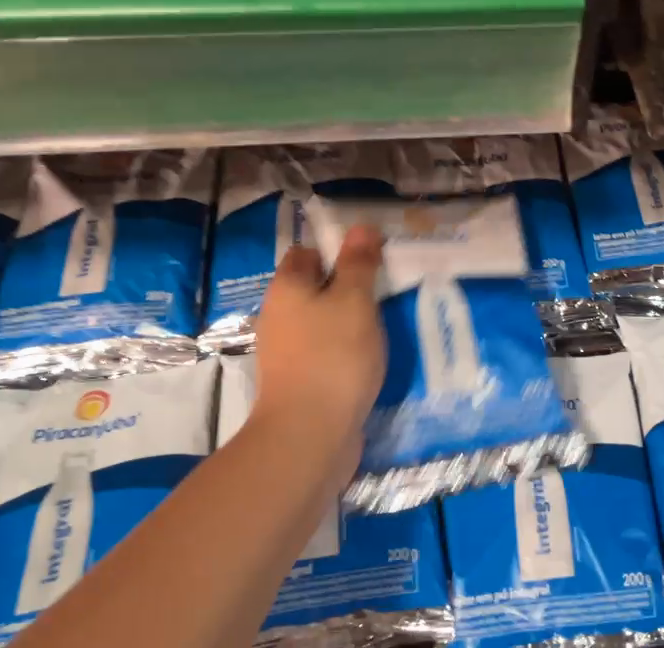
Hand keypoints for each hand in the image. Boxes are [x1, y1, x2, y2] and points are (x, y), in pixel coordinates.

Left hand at [250, 225, 386, 478]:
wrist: (308, 435)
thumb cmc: (333, 356)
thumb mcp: (354, 300)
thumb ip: (358, 263)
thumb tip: (360, 227)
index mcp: (287, 288)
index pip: (307, 253)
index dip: (336, 249)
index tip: (371, 257)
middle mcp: (278, 316)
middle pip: (313, 288)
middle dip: (346, 286)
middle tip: (384, 288)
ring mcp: (286, 352)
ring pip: (320, 322)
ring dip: (348, 321)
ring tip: (384, 323)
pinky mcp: (298, 382)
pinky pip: (324, 352)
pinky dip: (344, 350)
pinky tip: (369, 358)